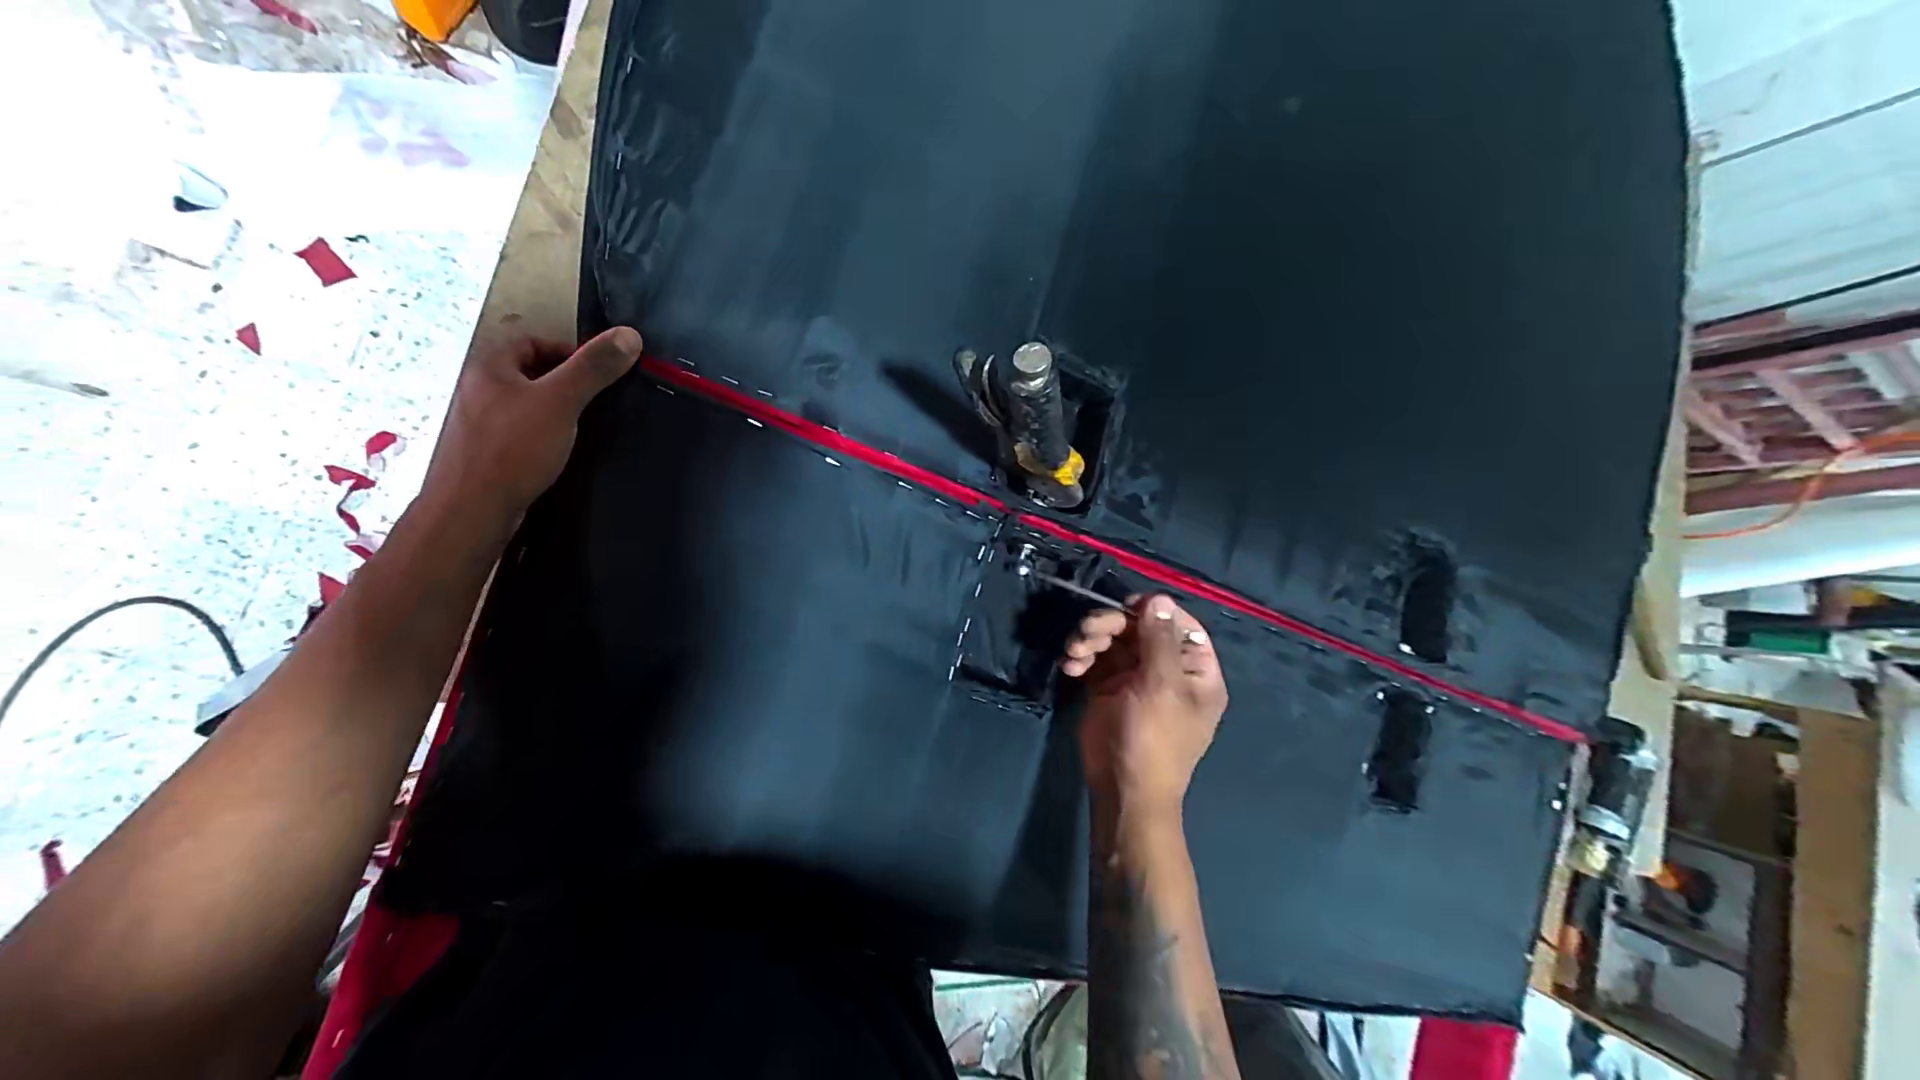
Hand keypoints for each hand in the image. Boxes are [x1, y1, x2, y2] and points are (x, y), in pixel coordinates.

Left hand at [421, 326, 642, 521]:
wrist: (473, 509)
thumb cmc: (513, 449)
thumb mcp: (561, 401)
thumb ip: (593, 368)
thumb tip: (629, 335)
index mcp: (489, 368)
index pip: (530, 341)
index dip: (567, 350)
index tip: (599, 372)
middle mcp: (479, 390)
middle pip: (530, 373)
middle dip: (565, 382)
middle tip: (598, 399)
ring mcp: (480, 425)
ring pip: (527, 406)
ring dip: (556, 412)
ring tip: (586, 427)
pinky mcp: (487, 455)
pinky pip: (522, 434)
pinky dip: (545, 438)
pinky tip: (563, 454)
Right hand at [1062, 595, 1228, 814]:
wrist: (1124, 788)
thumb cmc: (1154, 738)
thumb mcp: (1163, 685)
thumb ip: (1159, 638)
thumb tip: (1157, 598)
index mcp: (1195, 670)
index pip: (1180, 624)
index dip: (1154, 609)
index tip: (1128, 605)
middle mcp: (1167, 669)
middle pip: (1140, 628)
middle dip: (1112, 624)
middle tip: (1088, 630)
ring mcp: (1135, 678)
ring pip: (1113, 641)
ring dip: (1091, 638)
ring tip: (1074, 651)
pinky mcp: (1106, 688)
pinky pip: (1094, 659)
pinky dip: (1081, 657)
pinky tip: (1070, 665)